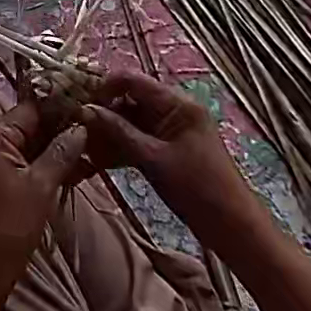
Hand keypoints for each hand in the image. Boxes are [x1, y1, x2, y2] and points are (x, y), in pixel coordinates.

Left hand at [0, 101, 89, 282]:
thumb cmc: (11, 221)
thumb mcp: (40, 184)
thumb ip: (61, 152)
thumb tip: (82, 126)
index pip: (33, 107)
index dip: (62, 103)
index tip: (93, 99)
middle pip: (38, 123)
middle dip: (68, 123)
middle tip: (103, 120)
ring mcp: (6, 159)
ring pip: (42, 142)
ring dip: (68, 144)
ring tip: (103, 140)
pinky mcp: (15, 178)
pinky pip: (40, 161)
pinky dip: (60, 162)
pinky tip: (90, 163)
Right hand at [81, 71, 253, 228]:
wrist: (235, 230)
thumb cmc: (198, 190)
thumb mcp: (153, 159)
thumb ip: (118, 132)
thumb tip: (84, 110)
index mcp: (176, 104)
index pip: (131, 80)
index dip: (104, 88)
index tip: (81, 106)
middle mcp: (173, 110)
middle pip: (128, 100)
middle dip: (102, 114)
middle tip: (76, 131)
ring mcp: (170, 131)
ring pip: (129, 122)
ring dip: (107, 134)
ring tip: (83, 149)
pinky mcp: (167, 150)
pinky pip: (137, 140)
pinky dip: (119, 148)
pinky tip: (97, 161)